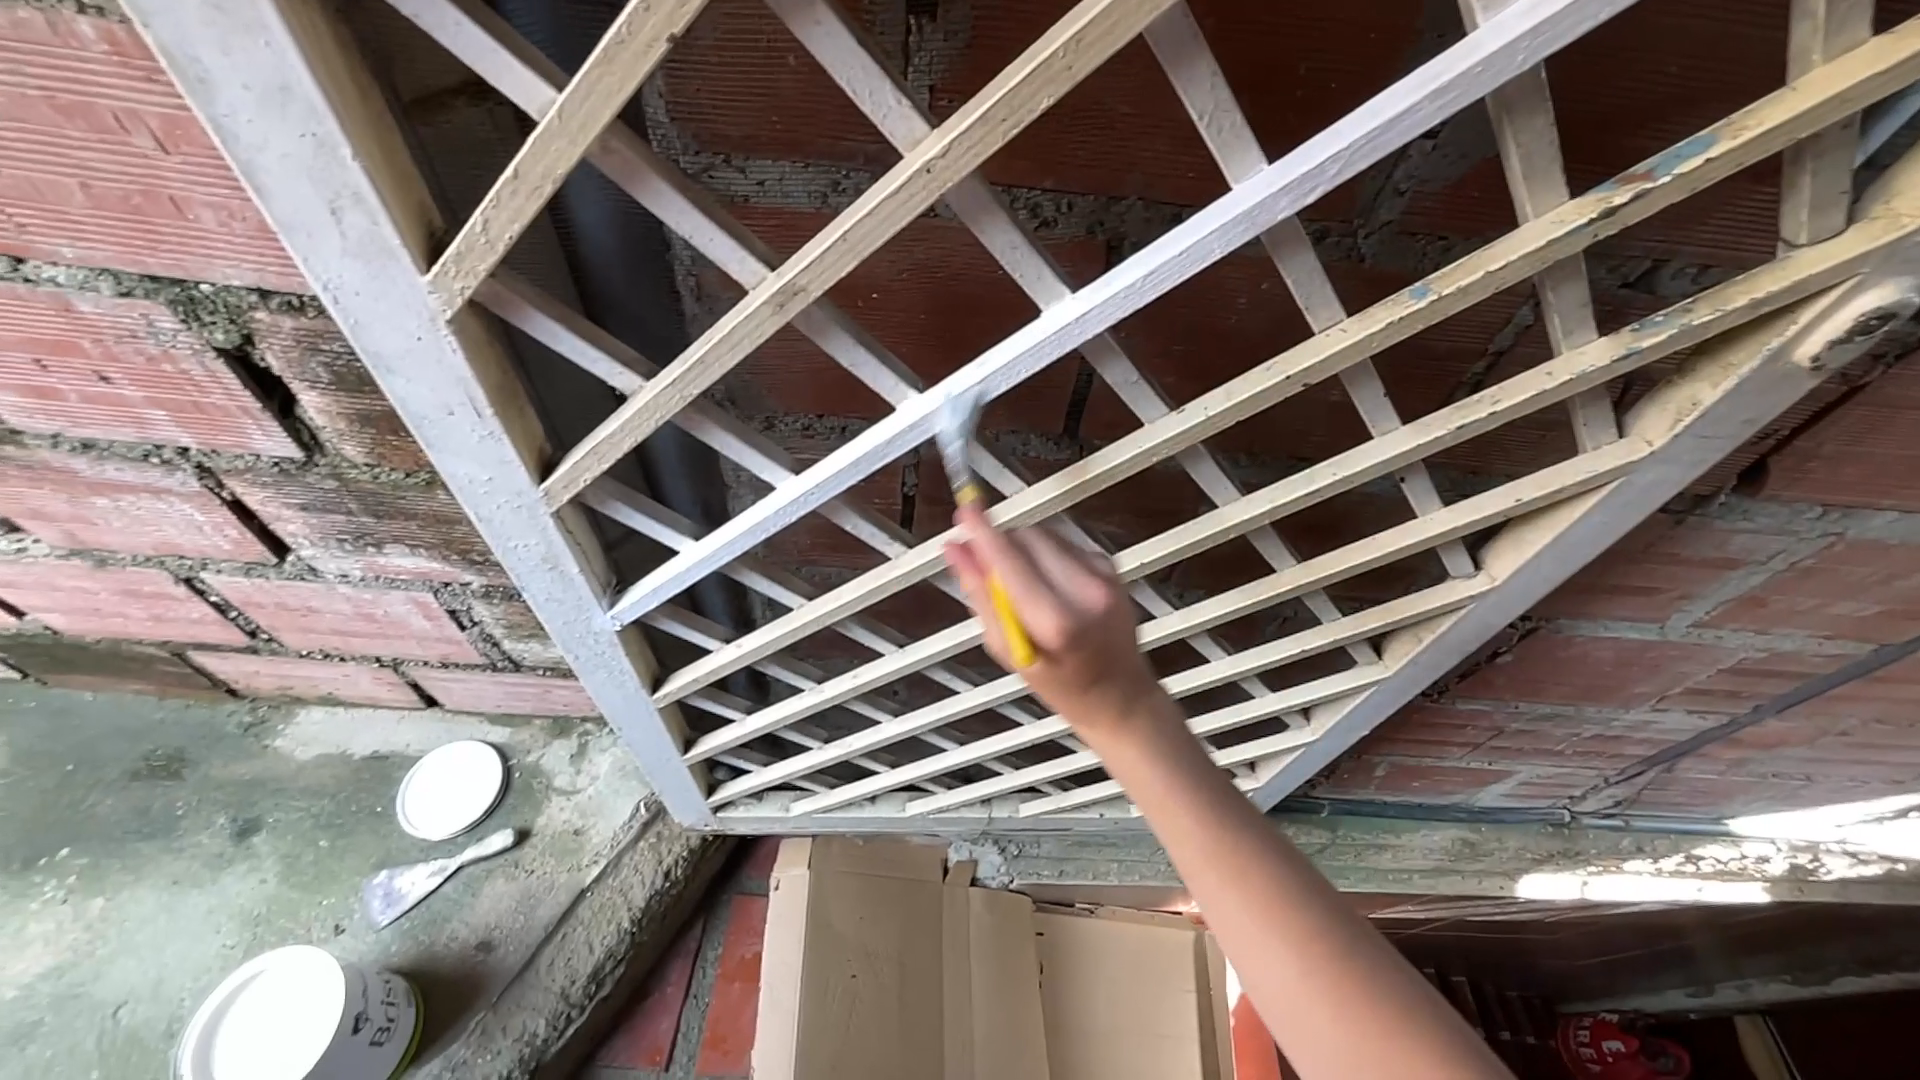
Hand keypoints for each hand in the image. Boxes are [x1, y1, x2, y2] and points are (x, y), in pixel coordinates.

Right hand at [942, 504, 1169, 741]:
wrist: (1120, 694)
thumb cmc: (1058, 685)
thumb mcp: (1009, 651)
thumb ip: (980, 596)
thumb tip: (954, 549)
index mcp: (1056, 621)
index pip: (1010, 561)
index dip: (983, 532)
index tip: (963, 509)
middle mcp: (1085, 590)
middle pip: (1027, 538)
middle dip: (1000, 540)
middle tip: (980, 559)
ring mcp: (1103, 574)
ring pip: (1045, 535)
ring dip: (1021, 547)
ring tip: (1018, 583)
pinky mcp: (1110, 564)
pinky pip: (1063, 543)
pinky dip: (1044, 554)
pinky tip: (1046, 584)